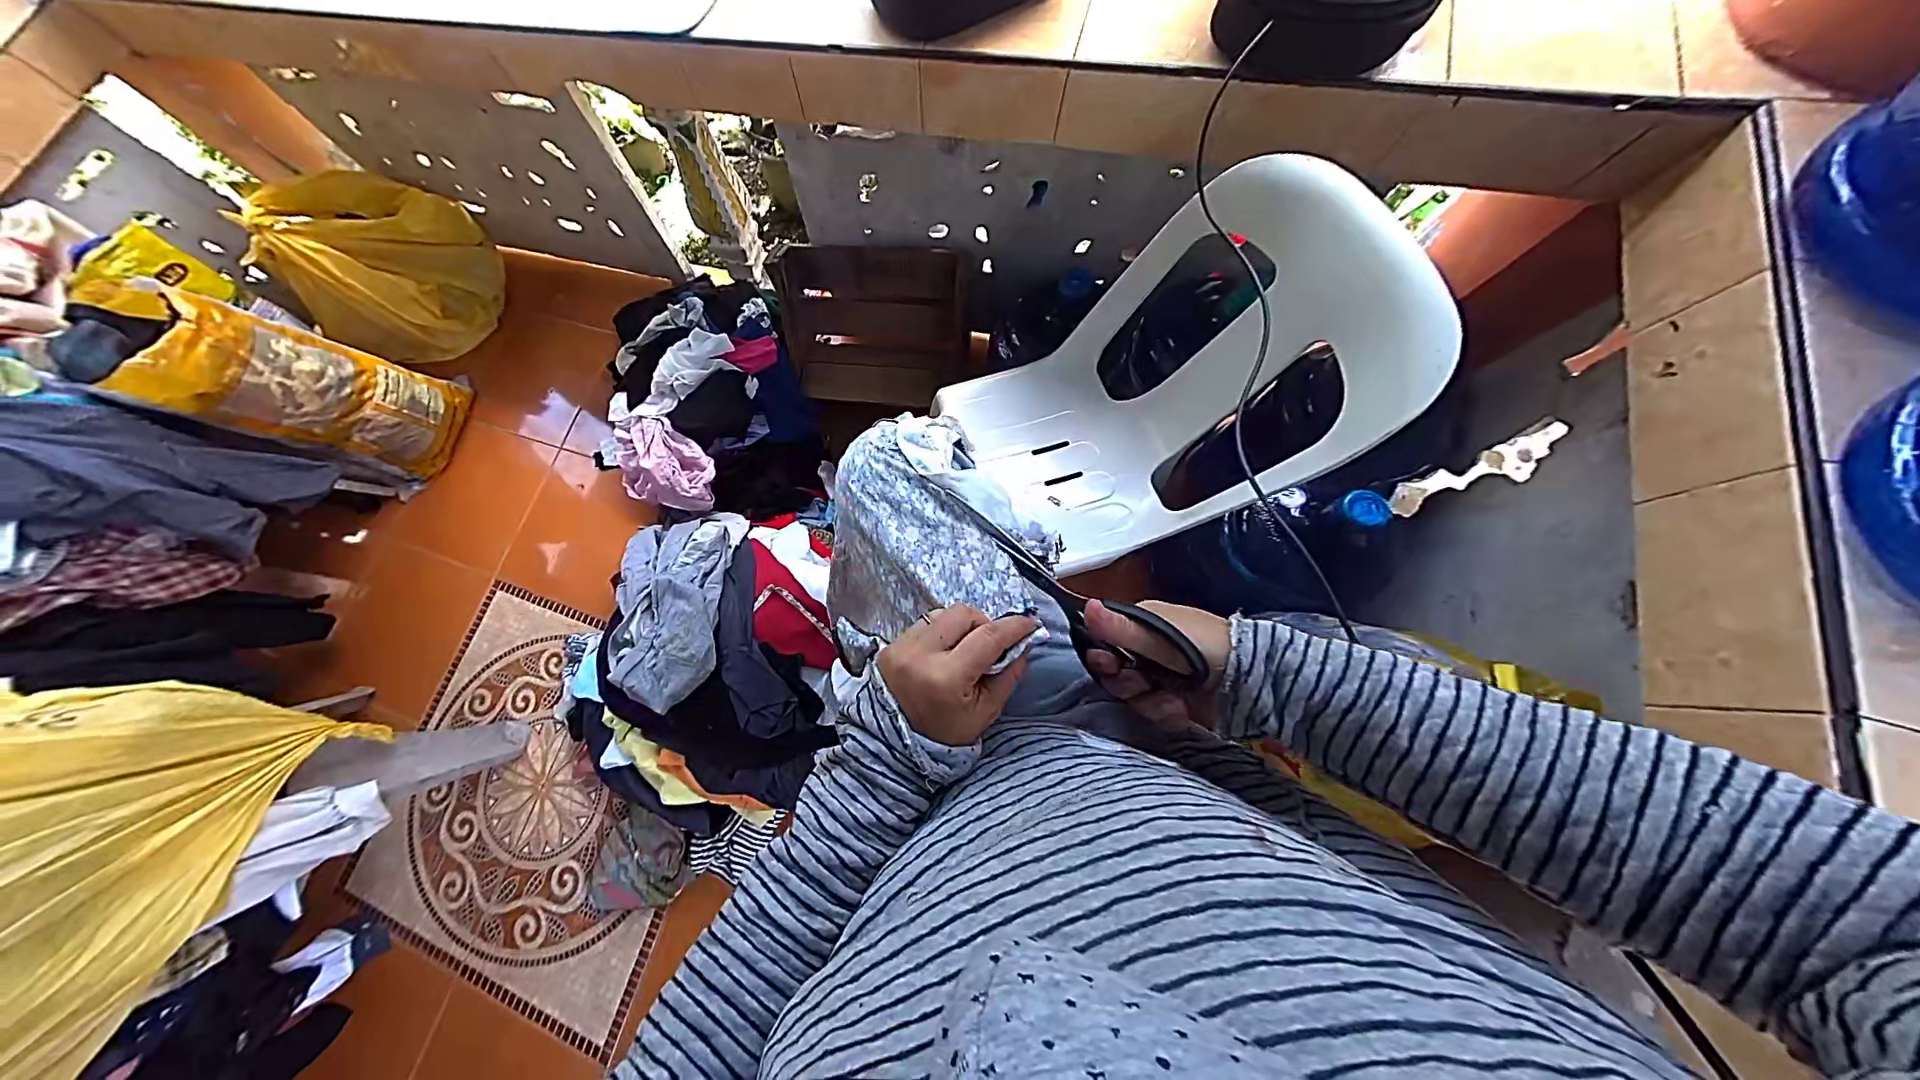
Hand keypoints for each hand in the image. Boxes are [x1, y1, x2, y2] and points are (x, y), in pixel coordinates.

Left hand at [877, 605, 1037, 745]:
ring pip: (942, 614)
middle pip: (964, 614)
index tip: (1029, 624)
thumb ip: (1008, 675)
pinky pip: (924, 624)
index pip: (987, 637)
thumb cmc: (945, 732)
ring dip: (961, 626)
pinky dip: (941, 633)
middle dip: (984, 624)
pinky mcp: (890, 645)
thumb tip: (1022, 644)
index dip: (1013, 627)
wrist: (895, 743)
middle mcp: (920, 654)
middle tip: (989, 645)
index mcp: (946, 677)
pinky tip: (943, 653)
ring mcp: (901, 647)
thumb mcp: (985, 711)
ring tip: (964, 650)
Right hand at [1083, 599, 1229, 730]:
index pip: (1105, 643)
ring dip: (1148, 701)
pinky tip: (1180, 709)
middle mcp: (1148, 651)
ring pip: (1133, 697)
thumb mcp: (1158, 635)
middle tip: (1141, 684)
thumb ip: (1119, 628)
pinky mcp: (1174, 702)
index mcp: (1142, 626)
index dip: (1102, 658)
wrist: (1251, 678)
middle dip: (1126, 683)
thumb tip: (1086, 606)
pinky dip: (1165, 713)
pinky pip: (1153, 712)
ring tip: (1171, 700)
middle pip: (1116, 674)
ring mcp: (1162, 678)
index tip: (1108, 666)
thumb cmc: (1203, 645)